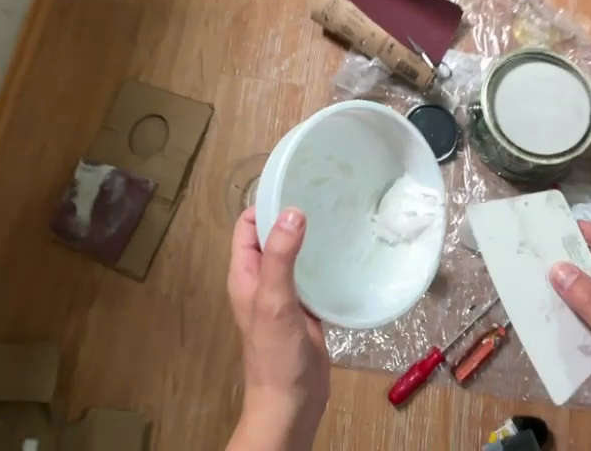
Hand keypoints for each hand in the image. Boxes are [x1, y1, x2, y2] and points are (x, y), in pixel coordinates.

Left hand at [226, 207, 329, 450]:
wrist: (292, 405)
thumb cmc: (276, 355)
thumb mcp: (274, 301)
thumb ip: (281, 257)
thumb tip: (292, 211)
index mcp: (245, 274)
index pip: (246, 225)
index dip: (263, 203)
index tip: (291, 184)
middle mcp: (262, 279)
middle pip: (272, 235)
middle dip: (290, 215)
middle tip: (320, 193)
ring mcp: (285, 294)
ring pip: (295, 254)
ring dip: (310, 237)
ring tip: (336, 213)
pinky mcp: (307, 308)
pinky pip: (314, 275)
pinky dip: (325, 261)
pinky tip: (345, 251)